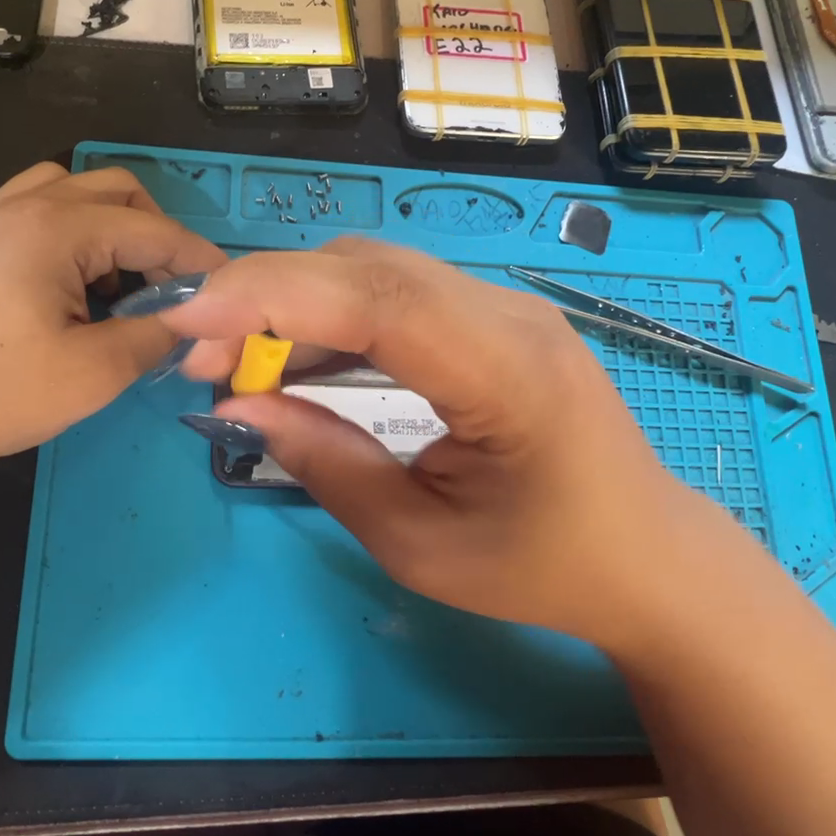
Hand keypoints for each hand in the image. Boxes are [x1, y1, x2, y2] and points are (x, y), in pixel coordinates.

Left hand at [0, 163, 226, 485]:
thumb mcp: (92, 374)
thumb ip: (153, 337)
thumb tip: (188, 320)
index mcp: (58, 226)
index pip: (153, 229)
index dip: (198, 260)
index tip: (228, 291)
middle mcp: (23, 204)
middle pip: (116, 191)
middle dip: (157, 234)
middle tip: (173, 291)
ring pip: (73, 193)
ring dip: (112, 228)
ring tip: (120, 287)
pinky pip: (38, 212)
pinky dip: (73, 234)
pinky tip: (71, 287)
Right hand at [157, 238, 732, 643]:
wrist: (647, 557)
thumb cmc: (543, 568)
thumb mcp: (421, 544)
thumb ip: (329, 466)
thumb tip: (242, 407)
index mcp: (506, 370)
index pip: (376, 300)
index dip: (271, 296)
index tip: (188, 318)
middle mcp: (509, 314)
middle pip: (369, 268)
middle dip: (267, 295)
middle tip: (199, 352)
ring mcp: (506, 308)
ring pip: (377, 272)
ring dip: (295, 303)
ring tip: (234, 358)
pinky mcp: (493, 319)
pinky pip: (398, 297)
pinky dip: (333, 318)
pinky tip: (294, 357)